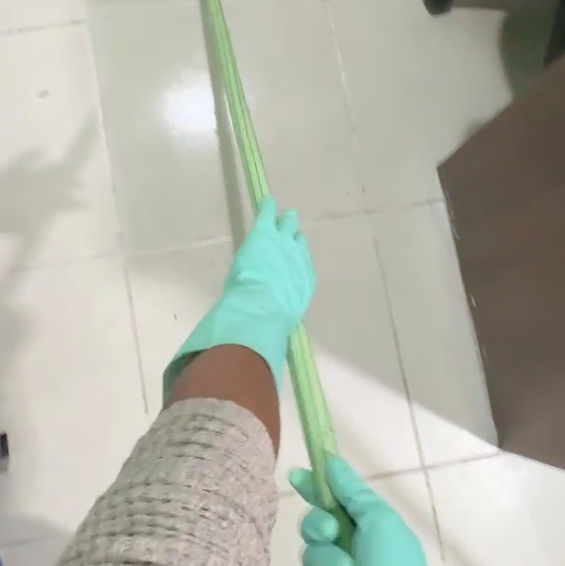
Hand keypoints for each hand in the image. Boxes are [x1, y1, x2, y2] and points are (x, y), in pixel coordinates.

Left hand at [164, 199, 314, 393]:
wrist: (261, 310)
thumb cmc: (268, 330)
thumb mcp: (275, 336)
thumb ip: (271, 341)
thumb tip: (263, 365)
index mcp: (301, 292)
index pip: (303, 275)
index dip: (299, 266)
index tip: (297, 261)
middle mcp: (298, 267)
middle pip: (298, 250)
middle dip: (295, 241)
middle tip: (294, 233)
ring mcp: (283, 249)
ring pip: (287, 230)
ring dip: (286, 222)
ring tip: (286, 214)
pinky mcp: (266, 237)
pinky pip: (269, 217)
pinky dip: (268, 208)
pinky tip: (268, 200)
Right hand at [290, 457, 443, 565]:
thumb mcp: (378, 520)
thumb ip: (351, 490)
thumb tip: (331, 460)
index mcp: (365, 522)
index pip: (333, 496)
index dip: (313, 485)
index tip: (295, 475)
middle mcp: (350, 543)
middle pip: (312, 523)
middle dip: (317, 527)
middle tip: (332, 533)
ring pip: (309, 554)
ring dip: (327, 563)